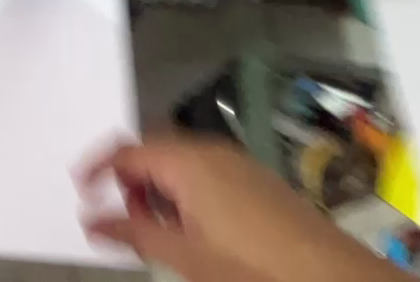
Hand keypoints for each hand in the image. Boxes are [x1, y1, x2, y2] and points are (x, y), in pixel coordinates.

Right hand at [78, 134, 405, 281]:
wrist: (337, 280)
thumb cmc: (257, 269)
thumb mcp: (186, 257)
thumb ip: (134, 234)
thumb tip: (91, 222)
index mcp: (186, 161)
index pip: (125, 151)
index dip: (98, 169)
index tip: (81, 189)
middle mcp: (208, 150)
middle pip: (152, 152)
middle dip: (132, 184)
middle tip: (131, 225)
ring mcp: (236, 161)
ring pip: (179, 163)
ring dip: (161, 192)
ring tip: (165, 236)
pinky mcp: (256, 177)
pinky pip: (205, 172)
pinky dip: (187, 194)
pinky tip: (200, 234)